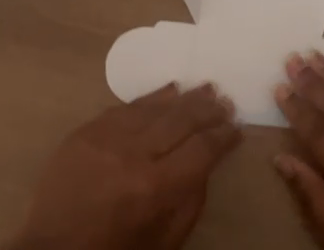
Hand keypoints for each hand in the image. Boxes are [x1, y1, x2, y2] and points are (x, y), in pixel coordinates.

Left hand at [7, 83, 240, 249]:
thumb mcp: (164, 241)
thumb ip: (190, 202)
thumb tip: (206, 163)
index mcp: (156, 187)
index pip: (202, 149)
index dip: (224, 136)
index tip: (237, 128)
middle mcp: (135, 154)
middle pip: (182, 120)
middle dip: (208, 109)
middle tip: (226, 100)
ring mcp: (108, 138)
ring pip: (155, 107)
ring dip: (184, 97)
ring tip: (205, 88)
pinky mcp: (87, 131)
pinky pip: (125, 107)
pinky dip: (150, 99)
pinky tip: (167, 91)